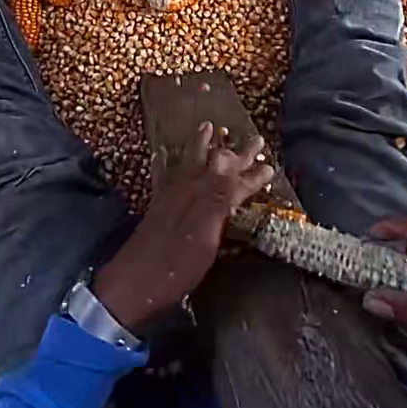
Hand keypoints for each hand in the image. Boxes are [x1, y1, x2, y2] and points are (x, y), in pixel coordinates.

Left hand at [91, 122, 273, 334]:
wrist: (135, 281)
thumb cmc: (176, 263)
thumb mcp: (205, 233)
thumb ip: (217, 195)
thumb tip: (228, 157)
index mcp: (202, 197)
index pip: (234, 180)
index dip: (252, 174)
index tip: (270, 166)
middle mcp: (186, 190)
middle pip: (216, 166)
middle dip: (237, 153)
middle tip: (255, 138)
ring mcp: (170, 196)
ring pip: (190, 163)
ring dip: (202, 145)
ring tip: (208, 126)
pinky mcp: (158, 206)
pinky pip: (163, 175)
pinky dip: (164, 162)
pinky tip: (160, 152)